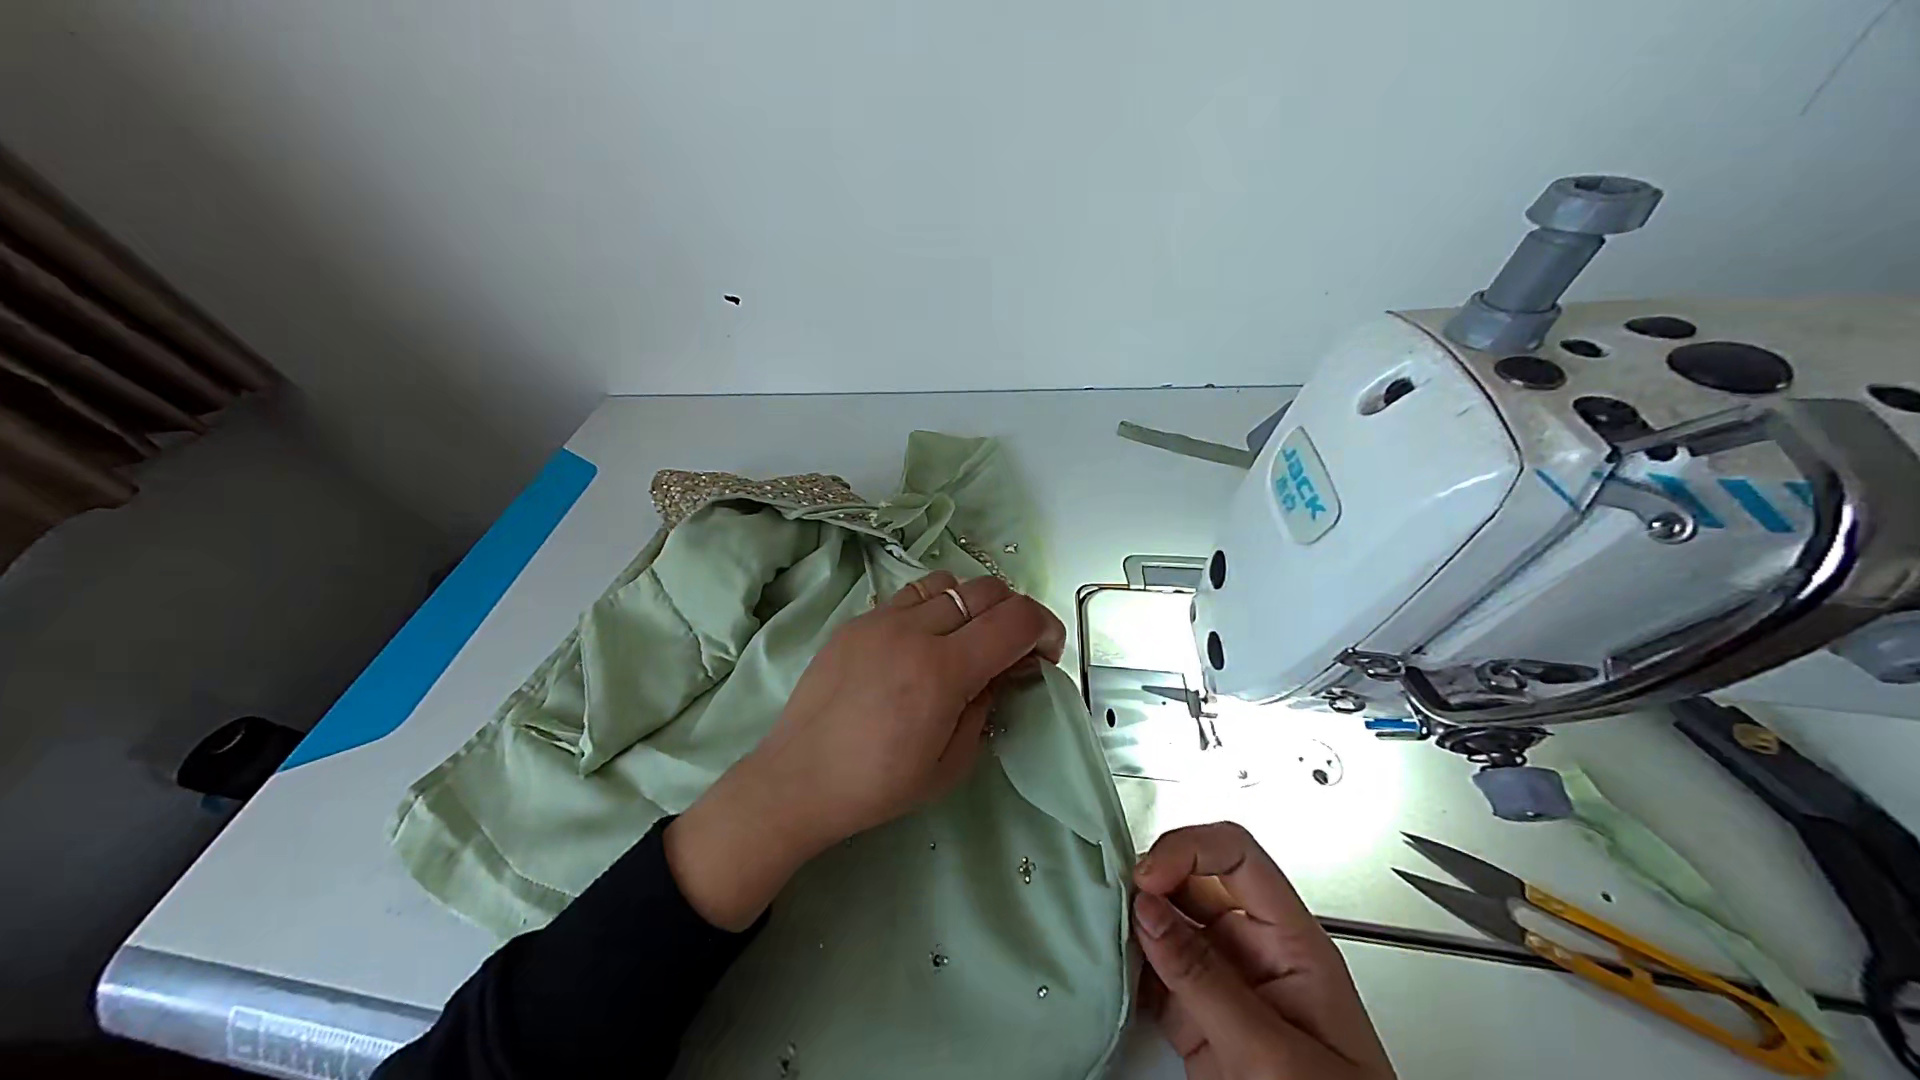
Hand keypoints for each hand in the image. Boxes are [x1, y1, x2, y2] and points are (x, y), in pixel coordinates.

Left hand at [665, 570, 1065, 929]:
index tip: (1045, 654)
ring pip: (948, 582)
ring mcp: (880, 619)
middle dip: (1015, 613)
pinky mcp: (856, 620)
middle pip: (988, 590)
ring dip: (973, 604)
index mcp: (942, 671)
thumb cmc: (878, 785)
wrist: (798, 779)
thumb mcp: (952, 763)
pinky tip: (923, 641)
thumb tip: (1006, 670)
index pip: (1016, 619)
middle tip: (1011, 650)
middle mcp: (913, 631)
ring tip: (966, 640)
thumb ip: (988, 705)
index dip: (1045, 628)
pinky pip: (910, 595)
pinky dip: (934, 607)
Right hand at [1133, 823, 1395, 1079]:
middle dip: (1150, 882)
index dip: (1187, 850)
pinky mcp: (1195, 1017)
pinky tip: (1111, 966)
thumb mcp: (1275, 1055)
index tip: (1147, 877)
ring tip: (1107, 930)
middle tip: (1116, 901)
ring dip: (1131, 921)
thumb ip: (1206, 980)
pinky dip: (1125, 963)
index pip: (1236, 856)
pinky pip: (1150, 969)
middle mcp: (1253, 950)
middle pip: (1192, 881)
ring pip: (1164, 922)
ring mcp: (1222, 983)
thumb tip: (1149, 908)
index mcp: (1292, 942)